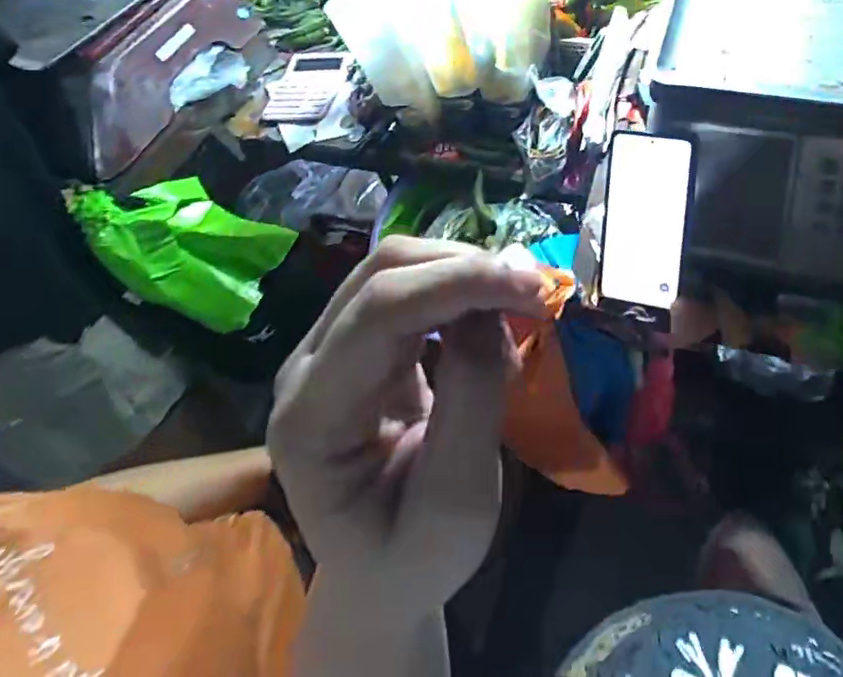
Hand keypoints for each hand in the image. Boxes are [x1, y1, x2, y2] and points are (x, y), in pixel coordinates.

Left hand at [269, 237, 544, 615]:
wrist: (379, 575)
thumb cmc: (415, 559)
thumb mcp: (457, 504)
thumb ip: (472, 401)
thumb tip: (488, 310)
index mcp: (310, 416)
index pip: (378, 314)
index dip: (457, 284)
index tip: (533, 286)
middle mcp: (306, 366)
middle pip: (381, 274)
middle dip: (464, 267)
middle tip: (536, 289)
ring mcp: (326, 348)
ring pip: (392, 269)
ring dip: (462, 269)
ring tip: (520, 298)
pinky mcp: (355, 341)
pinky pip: (405, 288)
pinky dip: (456, 287)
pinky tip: (491, 310)